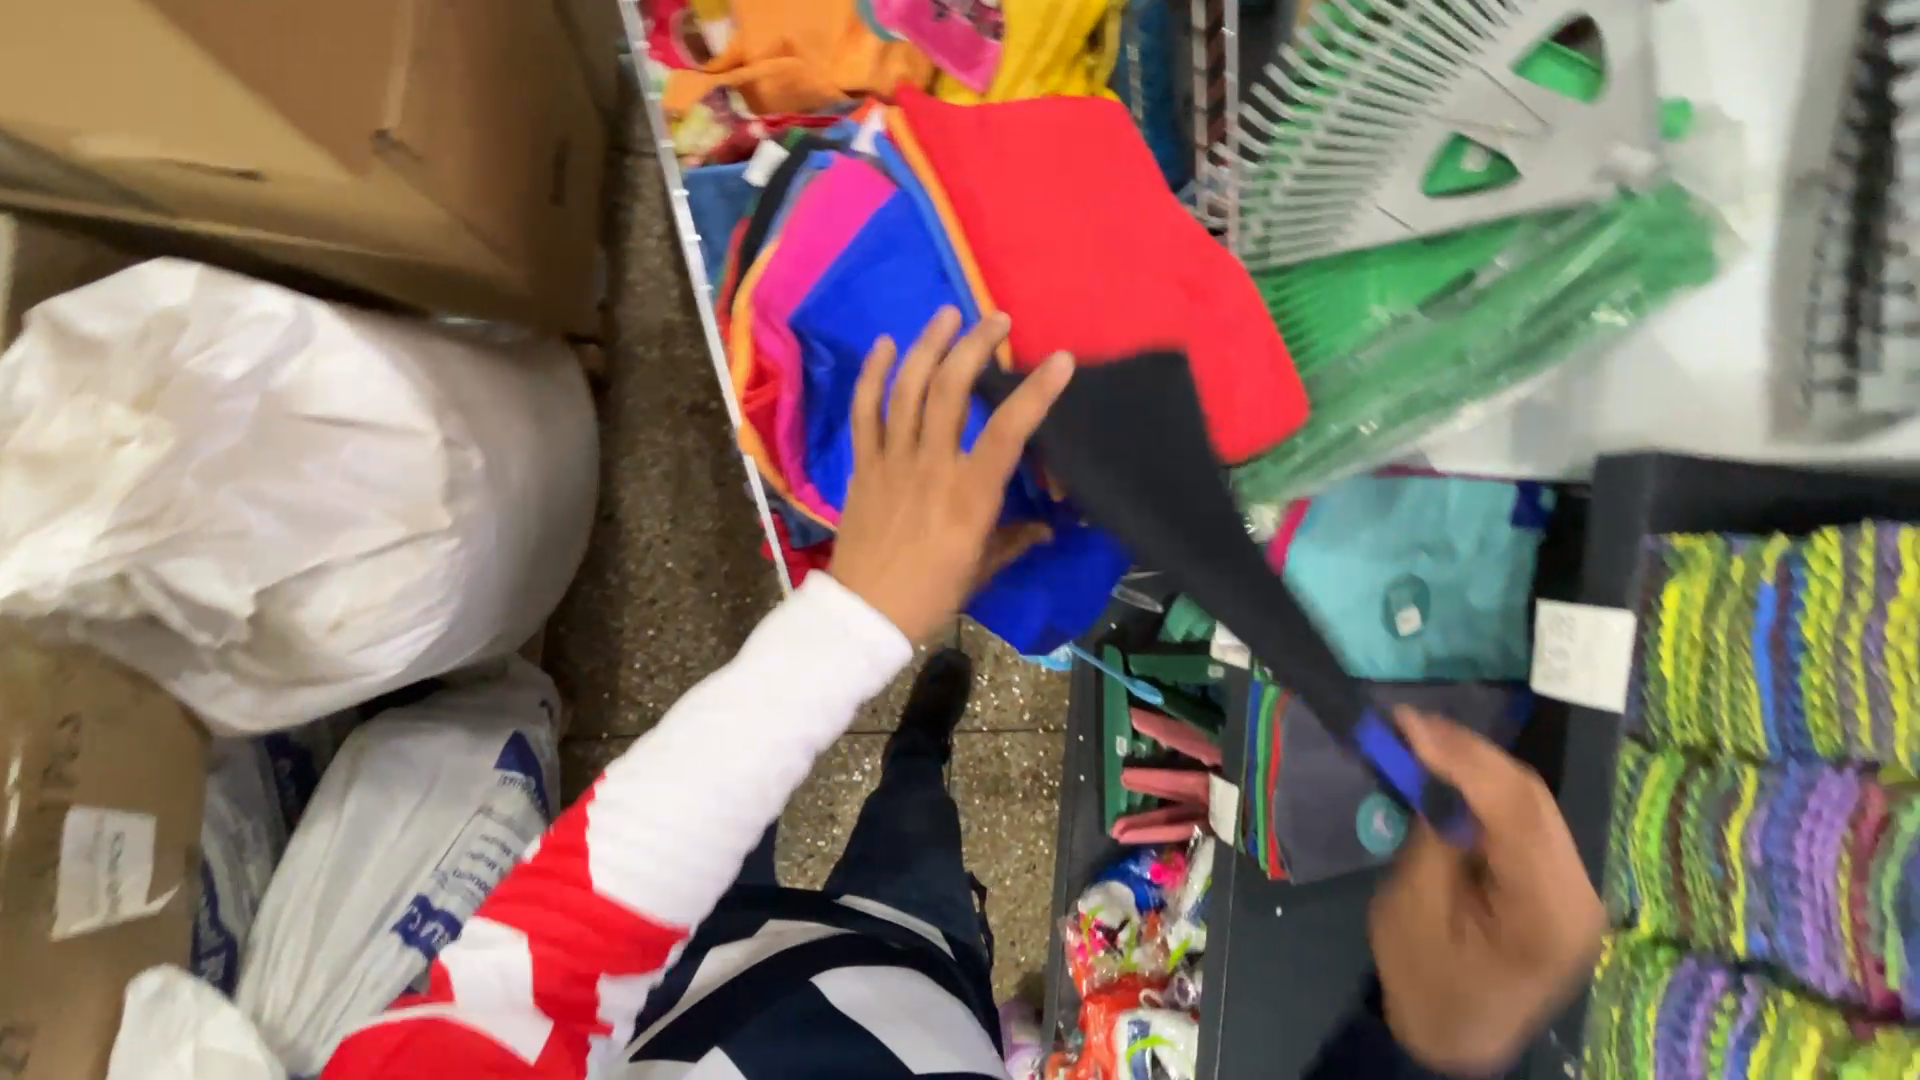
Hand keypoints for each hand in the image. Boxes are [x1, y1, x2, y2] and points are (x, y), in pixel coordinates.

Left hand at [827, 308, 1073, 641]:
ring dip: (928, 345)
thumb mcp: (982, 570)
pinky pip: (865, 412)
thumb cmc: (931, 594)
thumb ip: (1015, 540)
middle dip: (976, 346)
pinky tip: (886, 345)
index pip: (1008, 430)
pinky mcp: (864, 464)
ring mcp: (892, 460)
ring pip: (908, 389)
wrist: (866, 613)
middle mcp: (931, 465)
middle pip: (952, 390)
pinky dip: (873, 375)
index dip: (1036, 391)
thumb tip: (1047, 528)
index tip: (1060, 359)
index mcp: (970, 493)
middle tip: (996, 321)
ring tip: (948, 315)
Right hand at [1369, 708, 1604, 1075]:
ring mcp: (1572, 883)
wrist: (1454, 1034)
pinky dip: (1481, 784)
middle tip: (1407, 722)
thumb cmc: (1426, 979)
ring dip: (1473, 762)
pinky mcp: (1553, 877)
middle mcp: (1578, 890)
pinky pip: (1521, 815)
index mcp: (1549, 911)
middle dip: (1467, 752)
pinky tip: (1446, 766)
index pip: (1516, 813)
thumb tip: (1429, 775)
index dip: (1462, 759)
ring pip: (1529, 799)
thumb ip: (1433, 839)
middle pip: (1530, 799)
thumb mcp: (1414, 909)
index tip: (1407, 724)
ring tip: (1420, 735)